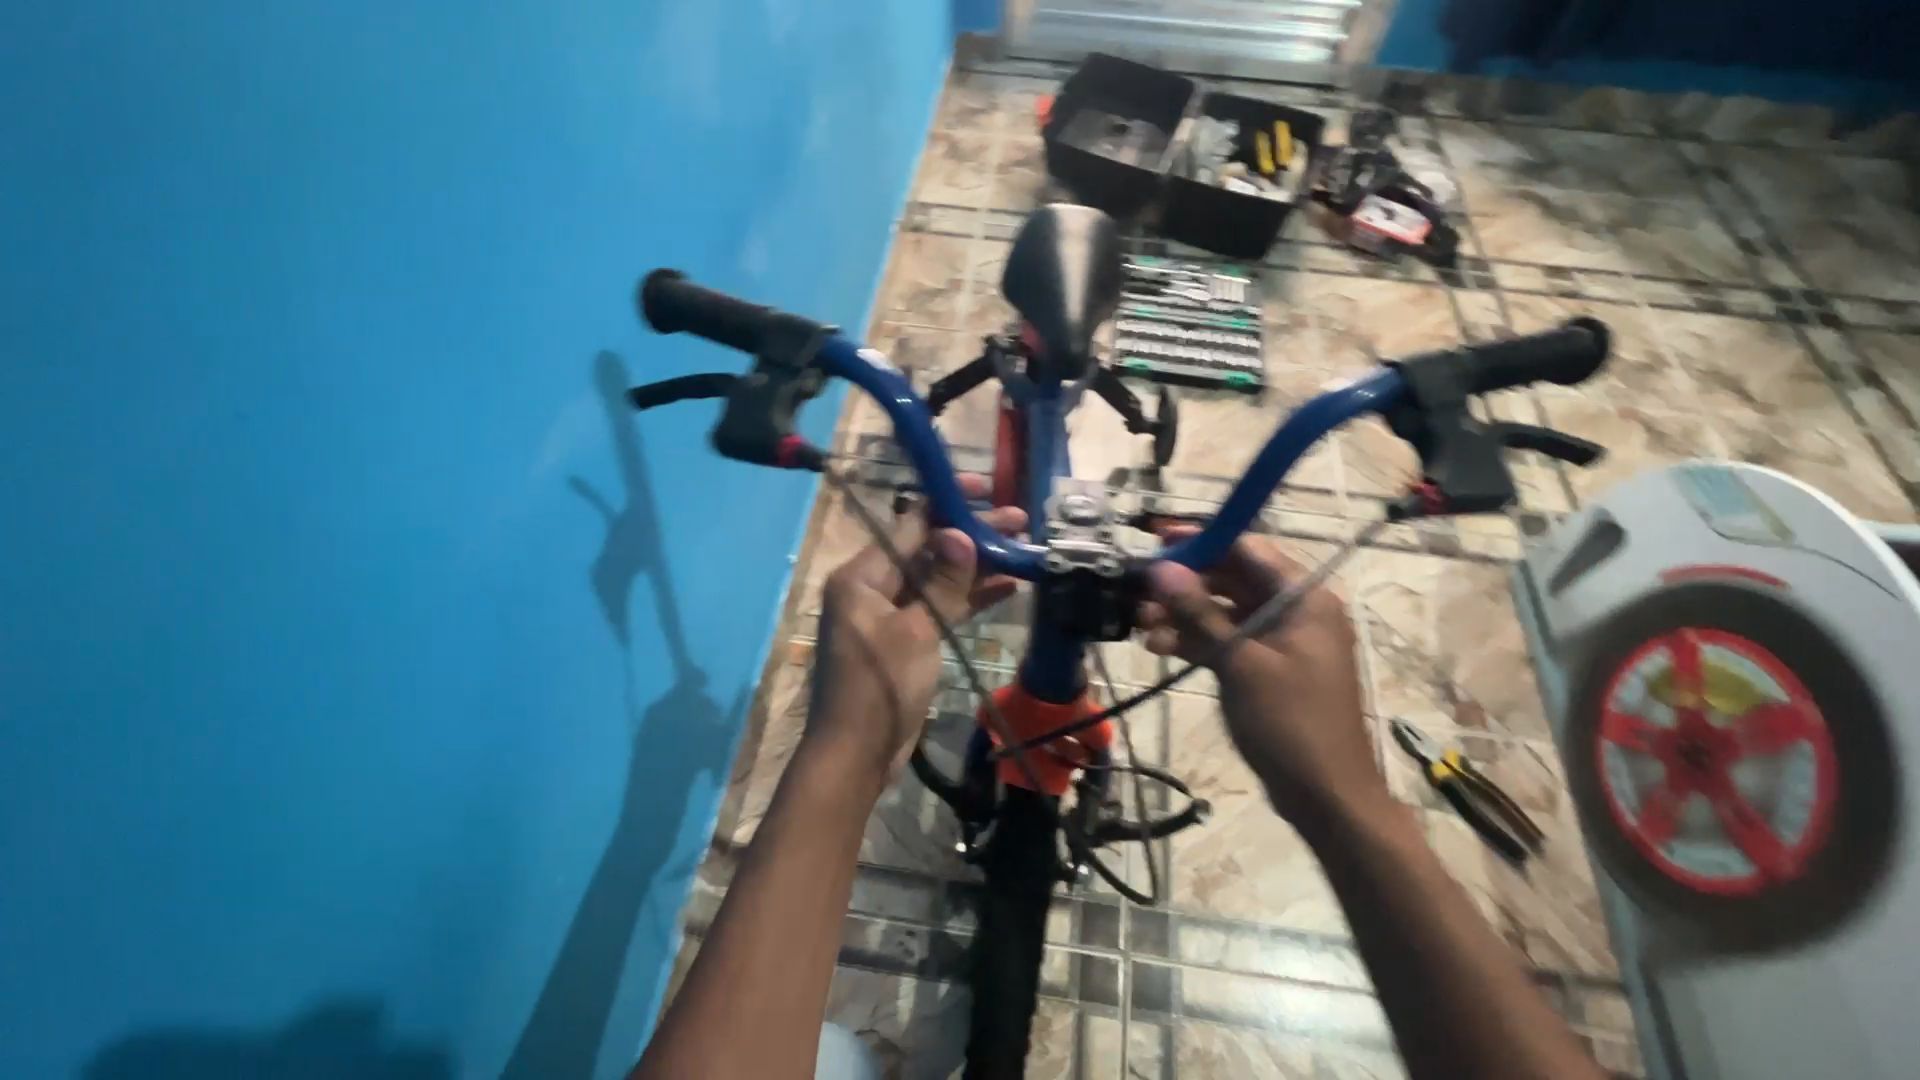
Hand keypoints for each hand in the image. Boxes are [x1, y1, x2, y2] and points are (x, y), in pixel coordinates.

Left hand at [808, 475, 1027, 782]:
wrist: (857, 754)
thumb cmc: (879, 687)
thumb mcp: (915, 631)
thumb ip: (941, 582)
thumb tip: (961, 532)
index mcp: (861, 576)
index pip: (909, 525)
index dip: (948, 504)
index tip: (986, 490)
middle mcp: (872, 587)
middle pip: (927, 549)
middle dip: (971, 536)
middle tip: (1020, 522)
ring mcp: (890, 614)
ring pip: (937, 578)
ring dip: (976, 567)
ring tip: (1022, 550)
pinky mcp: (906, 638)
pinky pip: (939, 608)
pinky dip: (968, 598)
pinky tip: (1007, 588)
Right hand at [1138, 532, 1384, 830]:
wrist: (1328, 795)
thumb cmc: (1290, 723)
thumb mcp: (1240, 663)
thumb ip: (1199, 613)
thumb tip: (1162, 568)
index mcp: (1304, 598)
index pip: (1249, 549)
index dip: (1202, 540)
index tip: (1157, 539)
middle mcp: (1296, 610)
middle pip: (1233, 579)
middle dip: (1185, 584)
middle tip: (1140, 592)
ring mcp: (1282, 640)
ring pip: (1225, 611)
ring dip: (1185, 615)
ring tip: (1143, 627)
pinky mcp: (1268, 667)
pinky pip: (1228, 639)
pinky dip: (1197, 641)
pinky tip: (1161, 648)